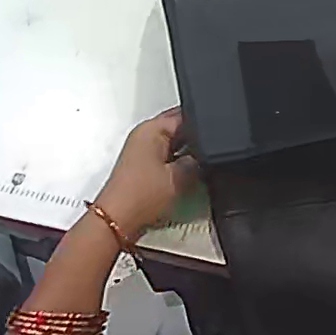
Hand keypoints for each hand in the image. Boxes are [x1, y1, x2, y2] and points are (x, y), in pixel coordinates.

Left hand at [95, 109, 200, 237]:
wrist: (119, 221)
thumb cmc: (139, 196)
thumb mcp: (180, 177)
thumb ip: (197, 162)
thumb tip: (204, 157)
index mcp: (151, 128)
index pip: (183, 114)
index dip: (203, 124)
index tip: (216, 137)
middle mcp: (144, 136)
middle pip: (178, 130)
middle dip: (194, 143)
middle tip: (205, 159)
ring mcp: (143, 152)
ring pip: (174, 147)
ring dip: (185, 158)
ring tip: (192, 172)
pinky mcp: (143, 168)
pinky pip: (167, 160)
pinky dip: (176, 168)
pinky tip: (182, 181)